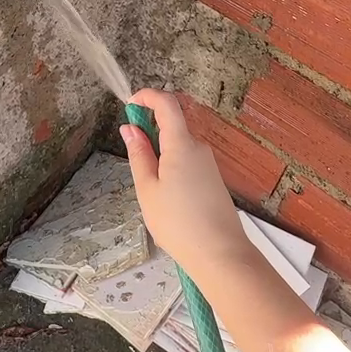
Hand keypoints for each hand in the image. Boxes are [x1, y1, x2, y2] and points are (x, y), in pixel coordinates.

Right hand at [119, 89, 249, 273]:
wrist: (221, 255)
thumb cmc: (180, 225)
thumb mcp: (147, 189)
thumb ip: (138, 154)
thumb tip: (129, 128)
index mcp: (181, 144)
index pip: (166, 103)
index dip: (146, 96)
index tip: (130, 104)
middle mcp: (198, 147)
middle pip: (172, 124)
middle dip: (149, 132)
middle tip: (136, 161)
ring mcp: (208, 163)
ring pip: (178, 145)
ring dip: (160, 154)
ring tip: (153, 192)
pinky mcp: (212, 178)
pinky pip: (188, 160)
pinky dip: (172, 167)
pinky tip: (168, 199)